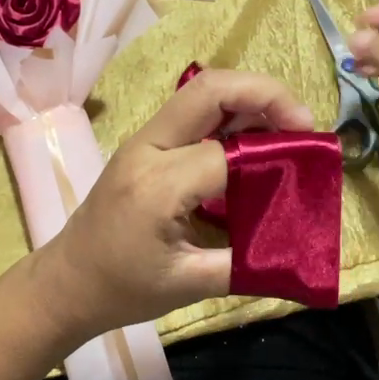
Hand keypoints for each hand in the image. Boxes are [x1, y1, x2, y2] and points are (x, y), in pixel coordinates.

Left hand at [38, 69, 313, 336]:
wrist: (66, 282)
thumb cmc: (121, 289)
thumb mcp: (189, 285)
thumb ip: (247, 265)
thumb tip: (302, 252)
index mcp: (157, 186)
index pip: (228, 153)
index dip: (275, 155)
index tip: (312, 170)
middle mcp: (147, 150)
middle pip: (210, 89)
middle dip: (265, 93)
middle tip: (305, 123)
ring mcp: (141, 142)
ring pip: (200, 93)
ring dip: (248, 99)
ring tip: (288, 128)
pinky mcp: (143, 146)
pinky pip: (191, 114)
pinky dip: (230, 115)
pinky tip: (254, 142)